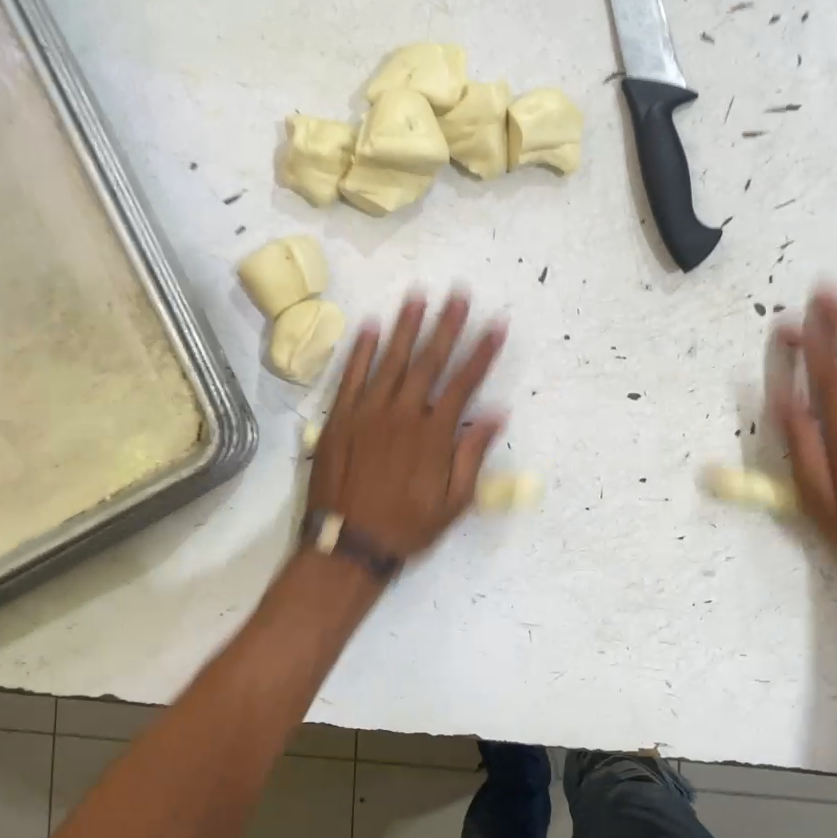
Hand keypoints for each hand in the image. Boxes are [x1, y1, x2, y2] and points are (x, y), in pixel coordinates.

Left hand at [308, 292, 507, 562]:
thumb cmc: (406, 526)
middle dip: (448, 325)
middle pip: (430, 361)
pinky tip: (370, 325)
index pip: (465, 383)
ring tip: (419, 295)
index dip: (482, 352)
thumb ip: (472, 456)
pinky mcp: (340, 416)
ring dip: (407, 326)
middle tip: (459, 293)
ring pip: (391, 360)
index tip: (496, 323)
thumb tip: (495, 415)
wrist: (348, 544)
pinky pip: (351, 375)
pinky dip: (361, 349)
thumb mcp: (453, 503)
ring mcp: (368, 411)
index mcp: (434, 434)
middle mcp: (403, 414)